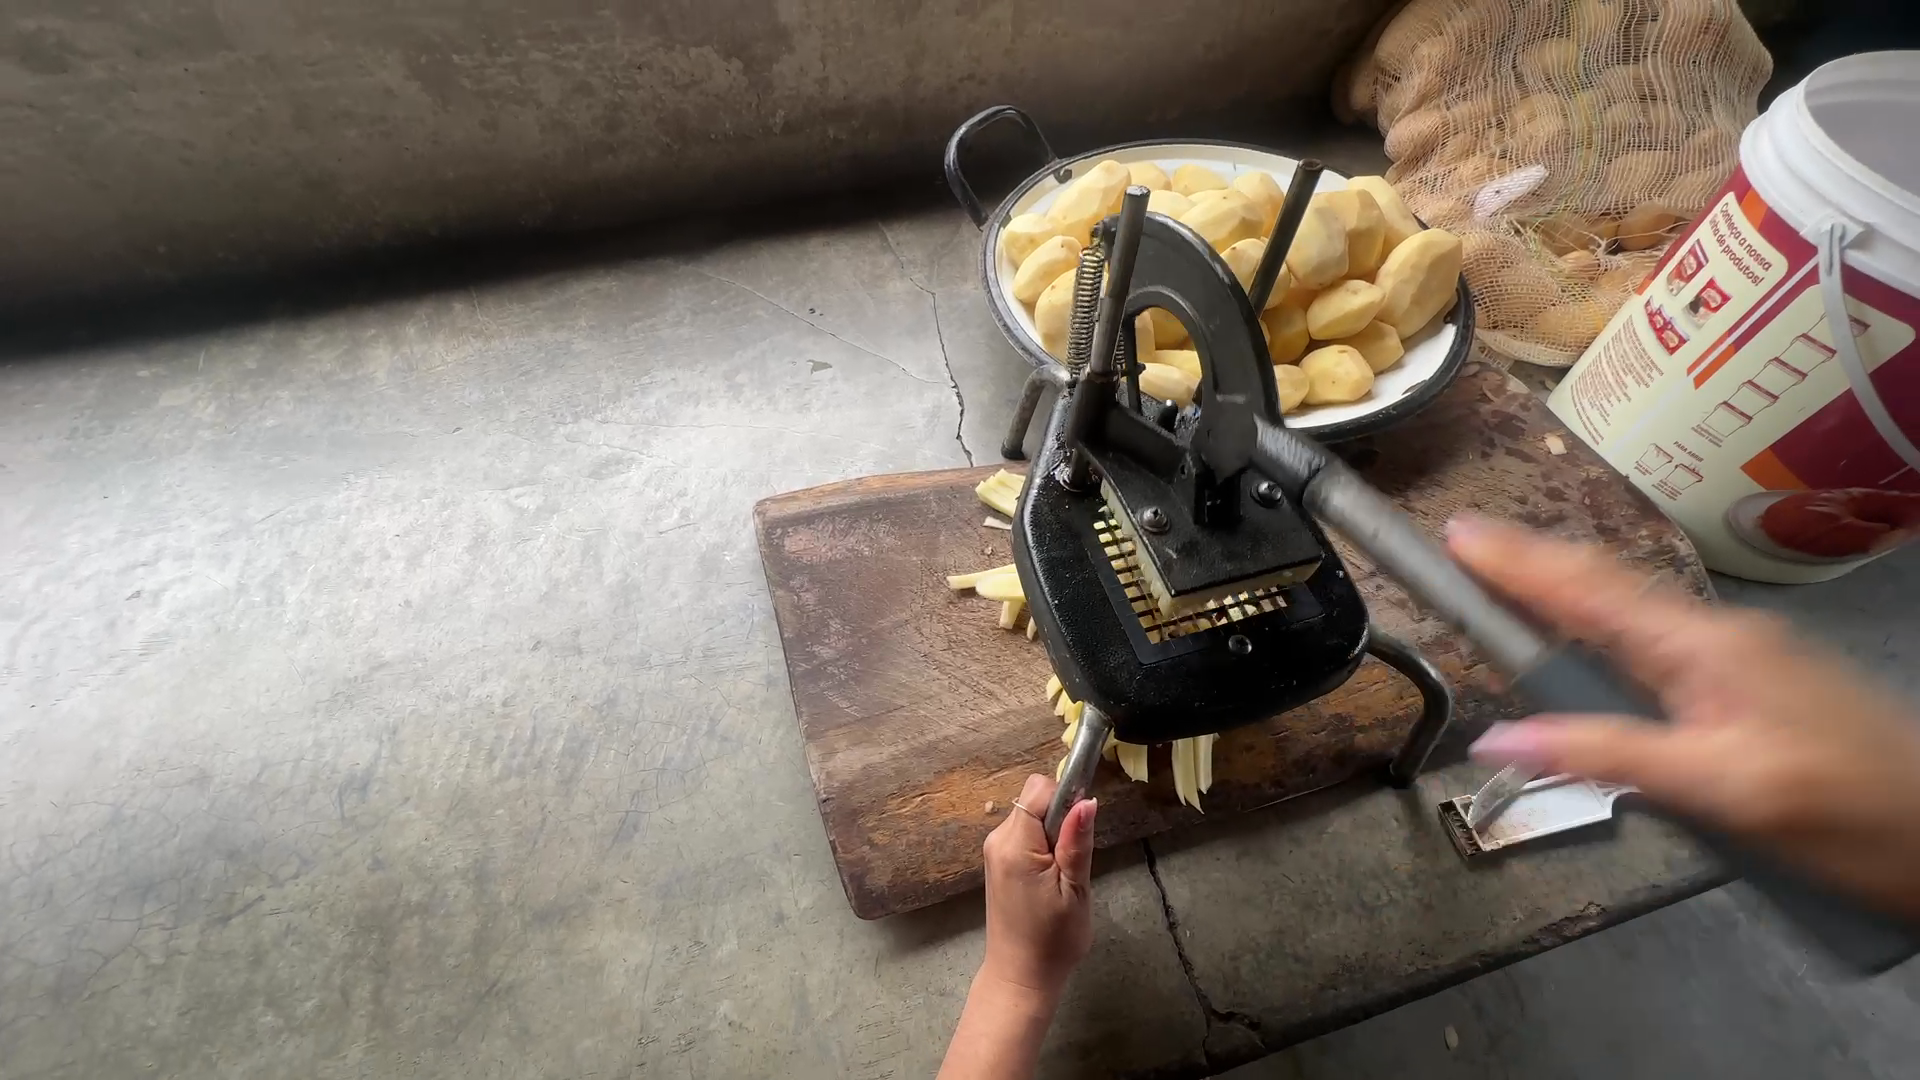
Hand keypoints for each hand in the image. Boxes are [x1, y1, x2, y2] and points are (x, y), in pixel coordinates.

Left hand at [981, 774, 1097, 1000]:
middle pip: (1034, 799)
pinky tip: (1049, 877)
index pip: (1039, 790)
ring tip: (1061, 875)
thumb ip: (1078, 842)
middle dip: (1060, 818)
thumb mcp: (1075, 891)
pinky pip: (1025, 832)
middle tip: (1071, 862)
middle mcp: (998, 838)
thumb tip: (1087, 800)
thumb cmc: (1053, 941)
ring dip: (1052, 833)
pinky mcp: (998, 858)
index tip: (1081, 827)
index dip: (1066, 797)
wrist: (1020, 977)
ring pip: (1031, 815)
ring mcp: (995, 848)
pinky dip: (1042, 844)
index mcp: (1015, 844)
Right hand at [1450, 517, 1919, 918]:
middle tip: (1460, 538)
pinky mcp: (1732, 680)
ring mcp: (1725, 655)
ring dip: (1549, 580)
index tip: (1456, 533)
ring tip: (1494, 566)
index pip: (1587, 587)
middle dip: (1525, 557)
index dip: (1517, 559)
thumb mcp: (1725, 789)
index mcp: (1700, 645)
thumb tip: (1493, 740)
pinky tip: (1564, 619)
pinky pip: (1635, 632)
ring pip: (1615, 604)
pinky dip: (1581, 612)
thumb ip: (1605, 755)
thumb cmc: (1856, 814)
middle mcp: (1707, 634)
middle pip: (1597, 583)